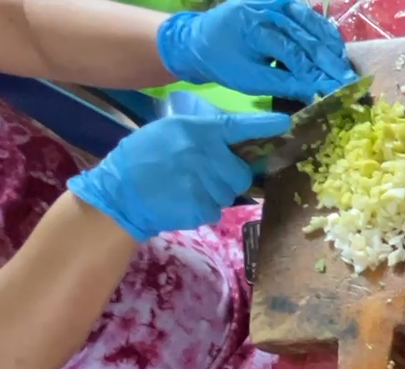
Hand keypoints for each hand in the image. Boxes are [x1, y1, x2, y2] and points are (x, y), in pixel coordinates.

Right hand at [67, 112, 287, 241]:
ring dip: (216, 193)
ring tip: (186, 186)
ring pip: (231, 193)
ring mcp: (203, 181)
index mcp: (192, 130)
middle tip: (202, 175)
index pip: (235, 127)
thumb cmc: (142, 159)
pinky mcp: (203, 206)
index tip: (284, 123)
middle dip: (230, 177)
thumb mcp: (167, 134)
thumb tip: (234, 146)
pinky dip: (205, 208)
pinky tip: (183, 200)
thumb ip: (200, 137)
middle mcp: (202, 153)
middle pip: (241, 173)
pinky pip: (218, 209)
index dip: (262, 126)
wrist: (119, 193)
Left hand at [157, 0, 353, 99]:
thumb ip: (290, 85)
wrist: (199, 39)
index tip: (341, 94)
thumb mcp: (254, 80)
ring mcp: (271, 2)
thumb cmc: (225, 63)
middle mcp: (264, 8)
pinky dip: (323, 31)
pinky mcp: (276, 3)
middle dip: (332, 64)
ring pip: (312, 22)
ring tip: (345, 68)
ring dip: (332, 46)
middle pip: (308, 38)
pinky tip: (334, 48)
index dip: (321, 77)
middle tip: (352, 84)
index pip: (296, 55)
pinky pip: (306, 14)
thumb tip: (322, 95)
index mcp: (253, 27)